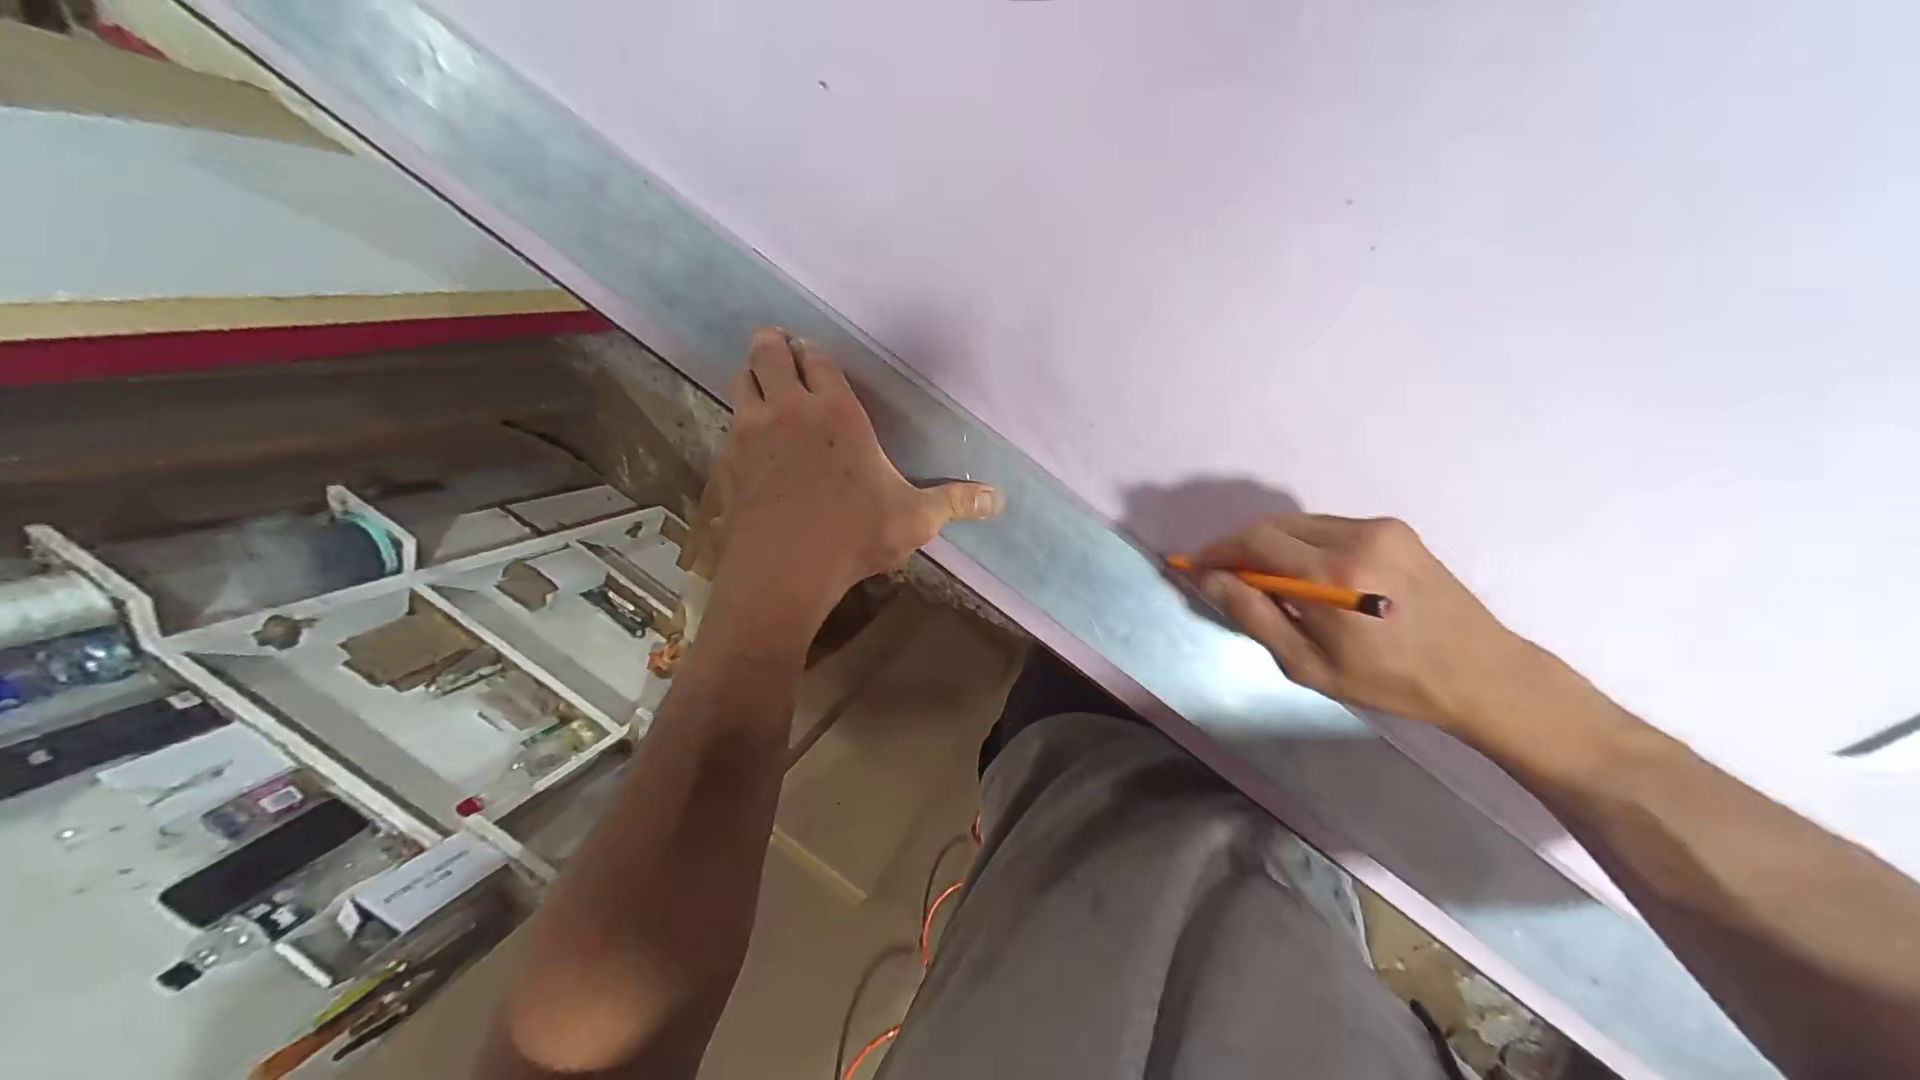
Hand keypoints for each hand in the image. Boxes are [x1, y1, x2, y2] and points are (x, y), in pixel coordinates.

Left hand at [709, 328, 1002, 622]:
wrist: (783, 572)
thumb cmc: (854, 536)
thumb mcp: (914, 518)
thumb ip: (955, 502)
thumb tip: (999, 499)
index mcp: (836, 413)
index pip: (816, 359)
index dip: (812, 352)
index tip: (812, 355)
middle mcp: (789, 410)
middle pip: (768, 353)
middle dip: (774, 344)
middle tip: (782, 349)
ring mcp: (751, 434)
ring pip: (742, 380)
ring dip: (753, 374)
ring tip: (765, 383)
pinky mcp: (729, 463)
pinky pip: (730, 426)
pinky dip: (740, 422)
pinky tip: (752, 443)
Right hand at [1188, 515, 1545, 736]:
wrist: (1479, 672)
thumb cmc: (1388, 681)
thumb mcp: (1308, 665)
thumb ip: (1253, 616)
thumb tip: (1209, 580)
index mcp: (1332, 577)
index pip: (1253, 541)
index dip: (1216, 550)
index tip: (1194, 565)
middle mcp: (1355, 538)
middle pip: (1271, 525)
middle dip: (1238, 546)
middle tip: (1224, 576)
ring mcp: (1379, 528)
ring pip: (1298, 523)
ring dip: (1269, 544)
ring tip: (1264, 579)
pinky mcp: (1394, 527)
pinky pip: (1327, 526)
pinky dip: (1302, 543)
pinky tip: (1308, 574)